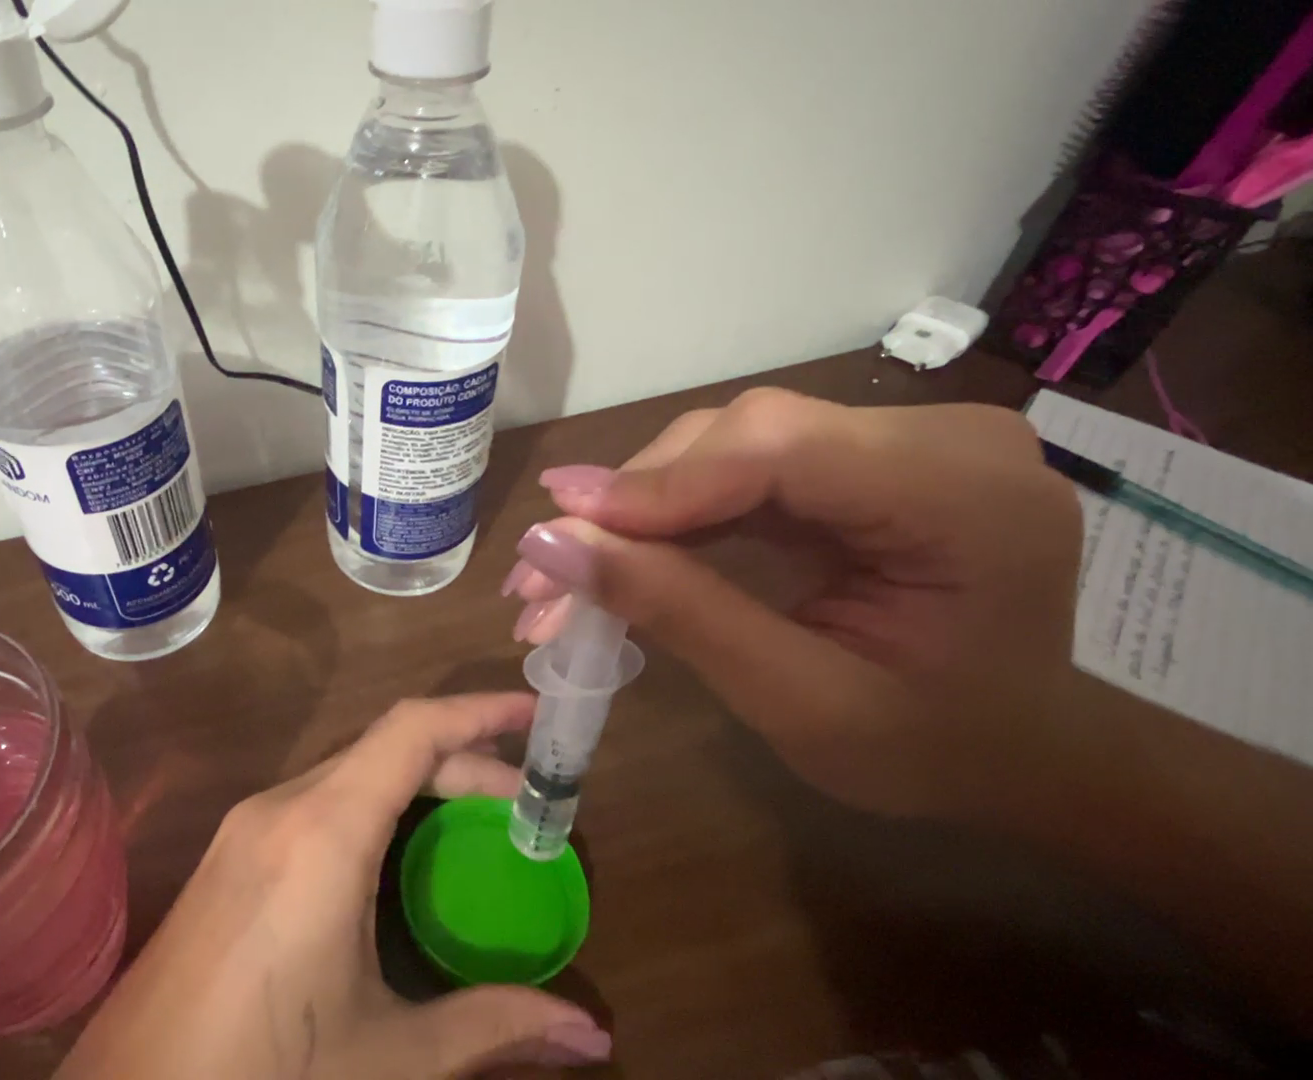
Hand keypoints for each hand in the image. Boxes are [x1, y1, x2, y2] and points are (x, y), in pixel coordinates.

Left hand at [56, 694, 612, 1079]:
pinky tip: (398, 855)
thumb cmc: (265, 1069)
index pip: (411, 732)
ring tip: (474, 818)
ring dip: (416, 782)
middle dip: (463, 761)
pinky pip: (316, 800)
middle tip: (526, 805)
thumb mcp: (387, 1056)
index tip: (535, 712)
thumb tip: (590, 1032)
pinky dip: (374, 804)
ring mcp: (246, 826)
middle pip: (386, 748)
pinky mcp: (230, 853)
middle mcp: (280, 807)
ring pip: (349, 771)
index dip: (479, 711)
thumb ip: (491, 1026)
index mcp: (323, 833)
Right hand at [503, 388, 1084, 819]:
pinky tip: (621, 546)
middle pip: (749, 435)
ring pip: (733, 443)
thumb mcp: (797, 700)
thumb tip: (549, 545)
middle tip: (542, 568)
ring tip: (563, 565)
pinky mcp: (863, 457)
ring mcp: (902, 441)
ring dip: (642, 505)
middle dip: (636, 500)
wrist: (1016, 751)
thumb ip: (680, 612)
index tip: (556, 527)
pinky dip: (676, 509)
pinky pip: (746, 465)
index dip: (660, 485)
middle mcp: (942, 439)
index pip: (784, 450)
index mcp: (967, 499)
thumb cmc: (927, 750)